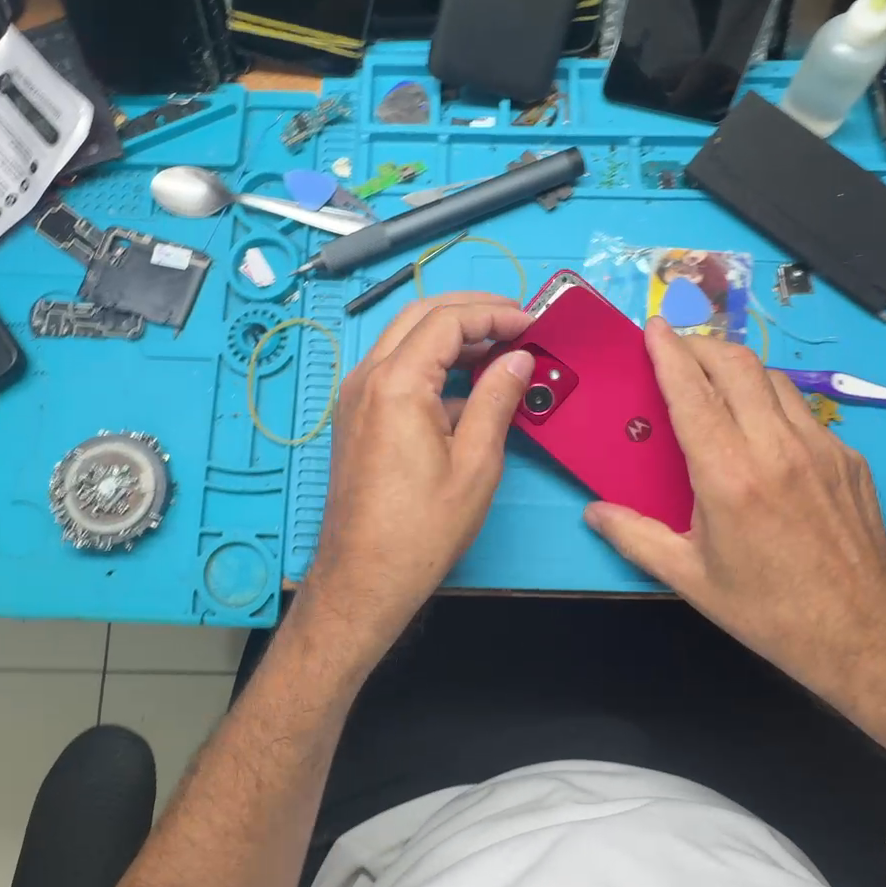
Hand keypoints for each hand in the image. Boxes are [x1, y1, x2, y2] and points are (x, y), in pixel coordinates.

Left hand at [299, 292, 534, 659]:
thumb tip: (518, 359)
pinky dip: (429, 362)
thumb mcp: (476, 462)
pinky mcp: (354, 415)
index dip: (494, 313)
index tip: (531, 322)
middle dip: (471, 310)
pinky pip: (393, 368)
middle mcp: (366, 378)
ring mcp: (355, 396)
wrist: (365, 576)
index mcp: (396, 383)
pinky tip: (464, 387)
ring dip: (449, 334)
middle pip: (420, 315)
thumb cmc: (422, 529)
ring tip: (497, 349)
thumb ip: (496, 399)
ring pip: (403, 338)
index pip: (448, 320)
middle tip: (515, 321)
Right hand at [582, 319, 885, 705]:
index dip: (669, 352)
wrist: (865, 635)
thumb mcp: (690, 578)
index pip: (692, 392)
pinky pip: (802, 411)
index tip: (653, 327)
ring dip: (738, 369)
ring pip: (774, 380)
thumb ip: (635, 537)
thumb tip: (593, 511)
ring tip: (714, 381)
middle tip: (677, 349)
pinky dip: (771, 402)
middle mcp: (776, 447)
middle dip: (702, 345)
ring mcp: (821, 448)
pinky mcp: (849, 458)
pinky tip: (760, 430)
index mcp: (729, 475)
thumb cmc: (768, 610)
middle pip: (737, 366)